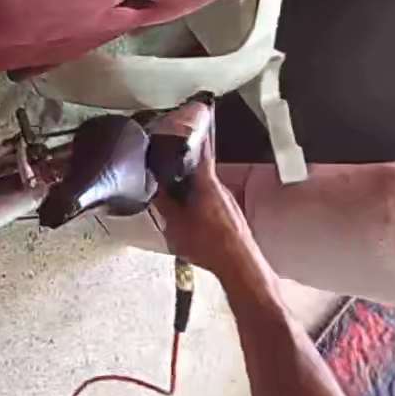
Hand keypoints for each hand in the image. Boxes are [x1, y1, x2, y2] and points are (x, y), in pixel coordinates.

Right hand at [150, 134, 265, 282]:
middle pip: (201, 173)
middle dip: (184, 176)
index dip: (192, 139)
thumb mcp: (174, 223)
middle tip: (170, 180)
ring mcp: (230, 204)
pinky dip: (203, 210)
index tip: (186, 129)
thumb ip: (163, 203)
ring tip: (179, 209)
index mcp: (206, 183)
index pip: (200, 151)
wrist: (239, 266)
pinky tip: (196, 226)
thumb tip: (155, 190)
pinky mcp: (234, 218)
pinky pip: (214, 206)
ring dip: (193, 195)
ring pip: (207, 191)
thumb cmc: (210, 245)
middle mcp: (221, 189)